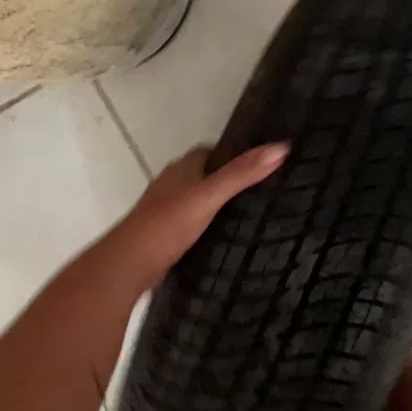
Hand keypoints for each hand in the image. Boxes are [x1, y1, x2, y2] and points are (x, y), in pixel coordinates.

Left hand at [93, 143, 288, 290]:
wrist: (131, 263)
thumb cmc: (169, 224)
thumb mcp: (210, 196)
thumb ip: (242, 174)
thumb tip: (280, 147)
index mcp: (180, 169)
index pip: (207, 152)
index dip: (229, 155)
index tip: (255, 165)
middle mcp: (169, 185)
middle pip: (199, 175)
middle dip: (223, 180)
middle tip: (255, 193)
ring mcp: (162, 210)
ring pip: (192, 200)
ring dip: (211, 205)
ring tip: (243, 217)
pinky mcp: (160, 234)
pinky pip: (186, 224)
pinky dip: (201, 227)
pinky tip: (217, 240)